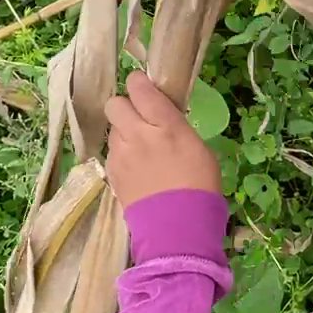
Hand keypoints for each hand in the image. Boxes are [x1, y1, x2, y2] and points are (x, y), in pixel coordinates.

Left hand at [105, 72, 220, 207]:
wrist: (178, 228)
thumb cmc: (200, 186)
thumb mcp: (199, 148)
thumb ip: (176, 128)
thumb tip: (165, 121)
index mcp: (166, 125)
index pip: (140, 88)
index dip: (140, 83)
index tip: (145, 86)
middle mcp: (138, 134)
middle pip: (115, 104)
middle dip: (125, 106)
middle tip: (140, 117)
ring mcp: (121, 155)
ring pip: (113, 128)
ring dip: (124, 131)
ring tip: (141, 148)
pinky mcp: (112, 175)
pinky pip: (112, 152)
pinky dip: (122, 154)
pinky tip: (137, 168)